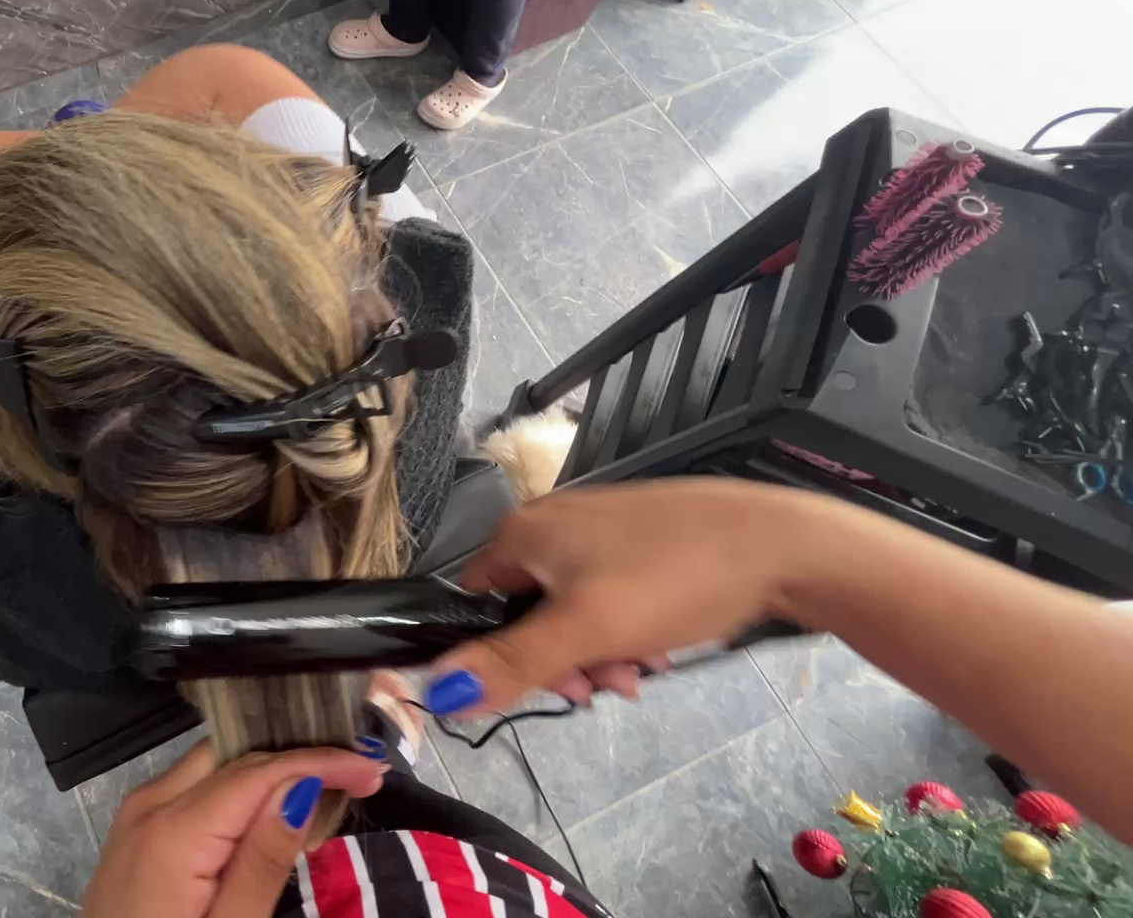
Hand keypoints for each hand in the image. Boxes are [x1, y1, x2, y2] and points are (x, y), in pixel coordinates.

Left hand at [80, 741, 387, 917]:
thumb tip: (302, 787)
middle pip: (236, 757)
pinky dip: (239, 784)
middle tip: (358, 773)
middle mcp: (151, 802)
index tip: (371, 766)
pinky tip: (273, 802)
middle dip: (299, 757)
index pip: (258, 772)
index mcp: (172, 830)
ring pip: (216, 763)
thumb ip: (261, 862)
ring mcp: (139, 811)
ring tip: (329, 781)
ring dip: (271, 767)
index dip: (319, 761)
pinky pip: (197, 784)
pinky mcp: (137, 827)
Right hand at [423, 478, 830, 718]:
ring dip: (598, 648)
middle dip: (565, 657)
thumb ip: (511, 663)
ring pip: (570, 604)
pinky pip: (604, 589)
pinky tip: (658, 646)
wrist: (779, 542)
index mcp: (518, 533)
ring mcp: (591, 526)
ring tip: (645, 670)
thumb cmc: (668, 579)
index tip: (557, 686)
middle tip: (612, 686)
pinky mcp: (632, 534)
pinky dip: (623, 625)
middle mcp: (546, 522)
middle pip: (527, 608)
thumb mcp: (585, 630)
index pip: (478, 601)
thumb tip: (437, 693)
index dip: (504, 652)